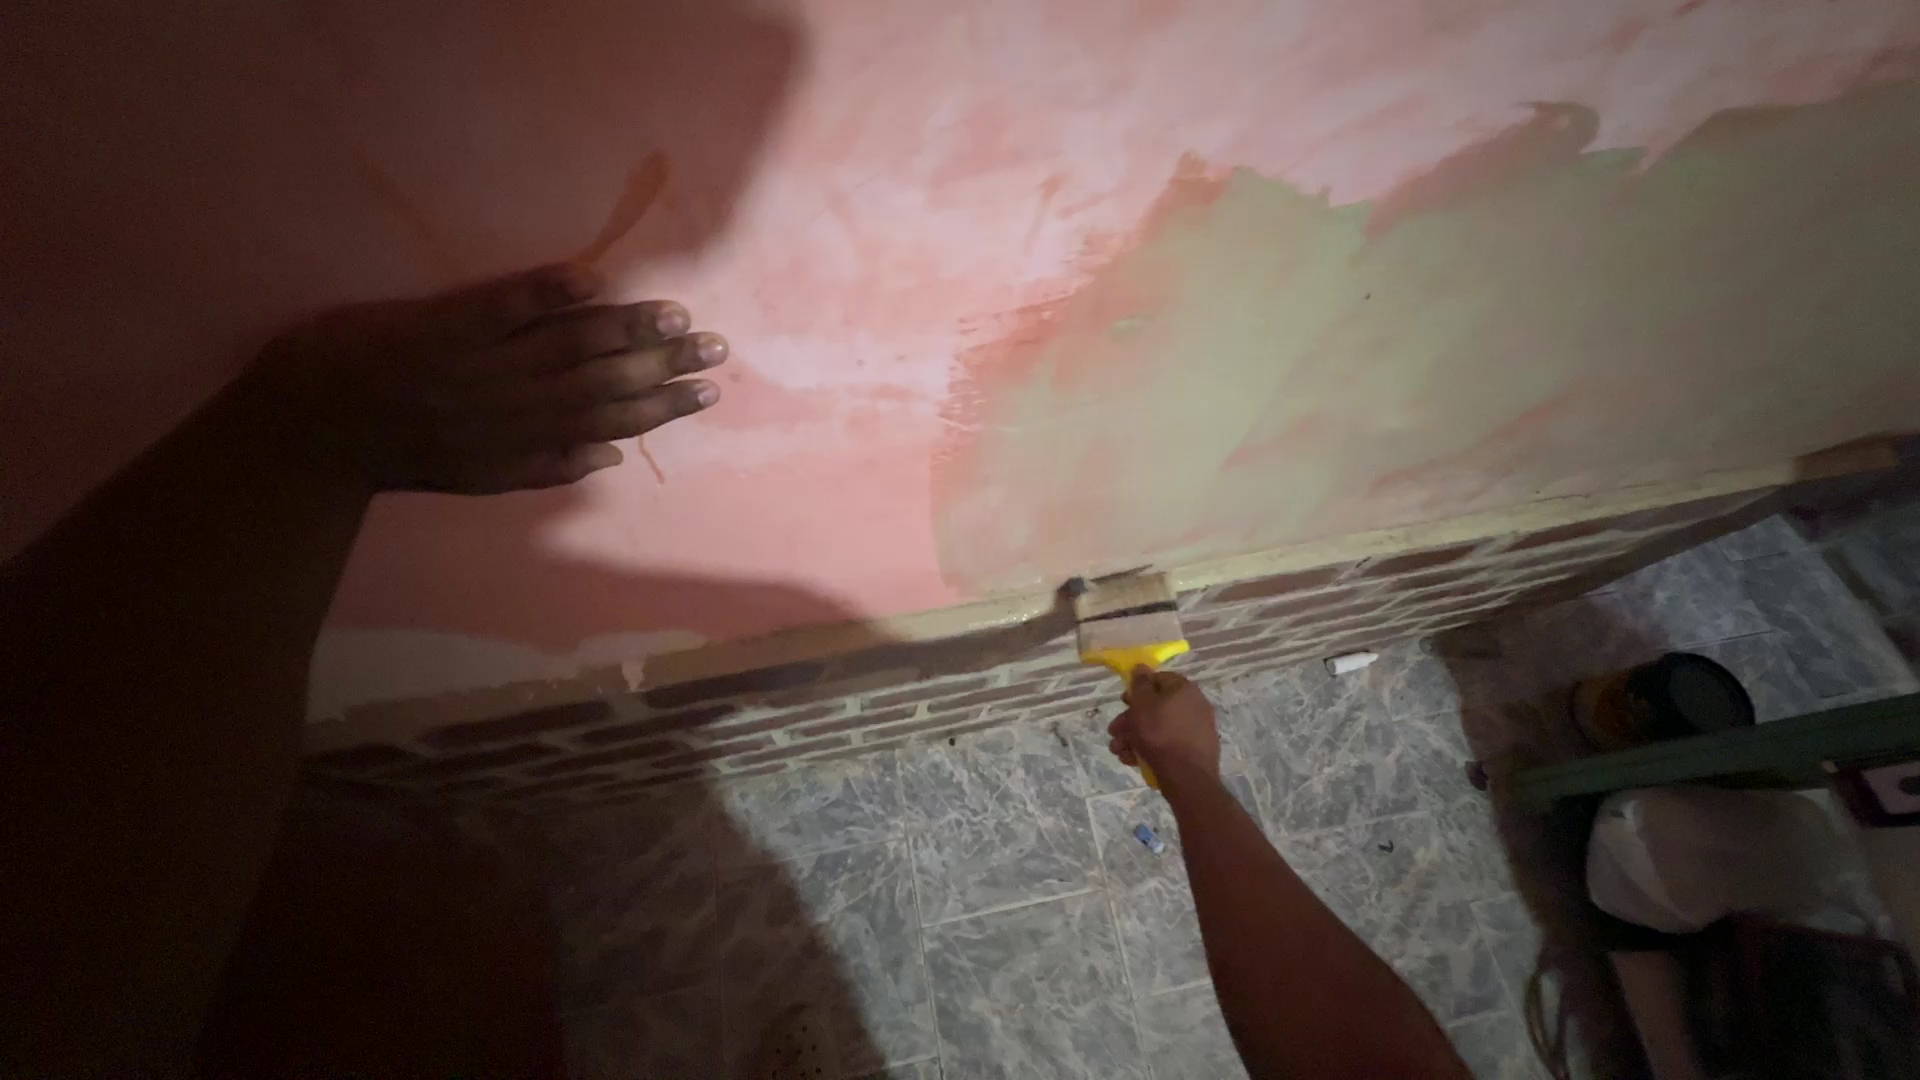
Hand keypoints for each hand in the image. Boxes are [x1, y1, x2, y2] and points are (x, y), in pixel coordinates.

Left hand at [244, 263, 725, 493]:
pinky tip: (592, 280)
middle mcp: (517, 406)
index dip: (664, 406)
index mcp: (528, 443)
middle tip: (713, 347)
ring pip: (567, 346)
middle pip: (604, 381)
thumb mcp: (482, 479)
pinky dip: (546, 294)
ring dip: (626, 330)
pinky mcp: (440, 327)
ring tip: (675, 316)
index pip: (612, 421)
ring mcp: (480, 363)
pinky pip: (500, 309)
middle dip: (664, 365)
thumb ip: (547, 470)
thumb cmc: (401, 456)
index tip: (707, 392)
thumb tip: (614, 461)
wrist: (309, 434)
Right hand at [1108, 667, 1220, 788]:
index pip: (1158, 679)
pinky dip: (1150, 749)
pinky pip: (1168, 744)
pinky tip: (1133, 760)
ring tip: (1119, 751)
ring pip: (1158, 728)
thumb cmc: (1160, 734)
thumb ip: (1140, 683)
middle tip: (1114, 731)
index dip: (1138, 688)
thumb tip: (1141, 666)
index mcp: (1184, 689)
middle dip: (1130, 720)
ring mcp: (1196, 730)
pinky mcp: (1195, 751)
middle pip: (1156, 707)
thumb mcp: (1143, 704)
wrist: (1187, 778)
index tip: (1124, 702)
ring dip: (1134, 737)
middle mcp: (1194, 706)